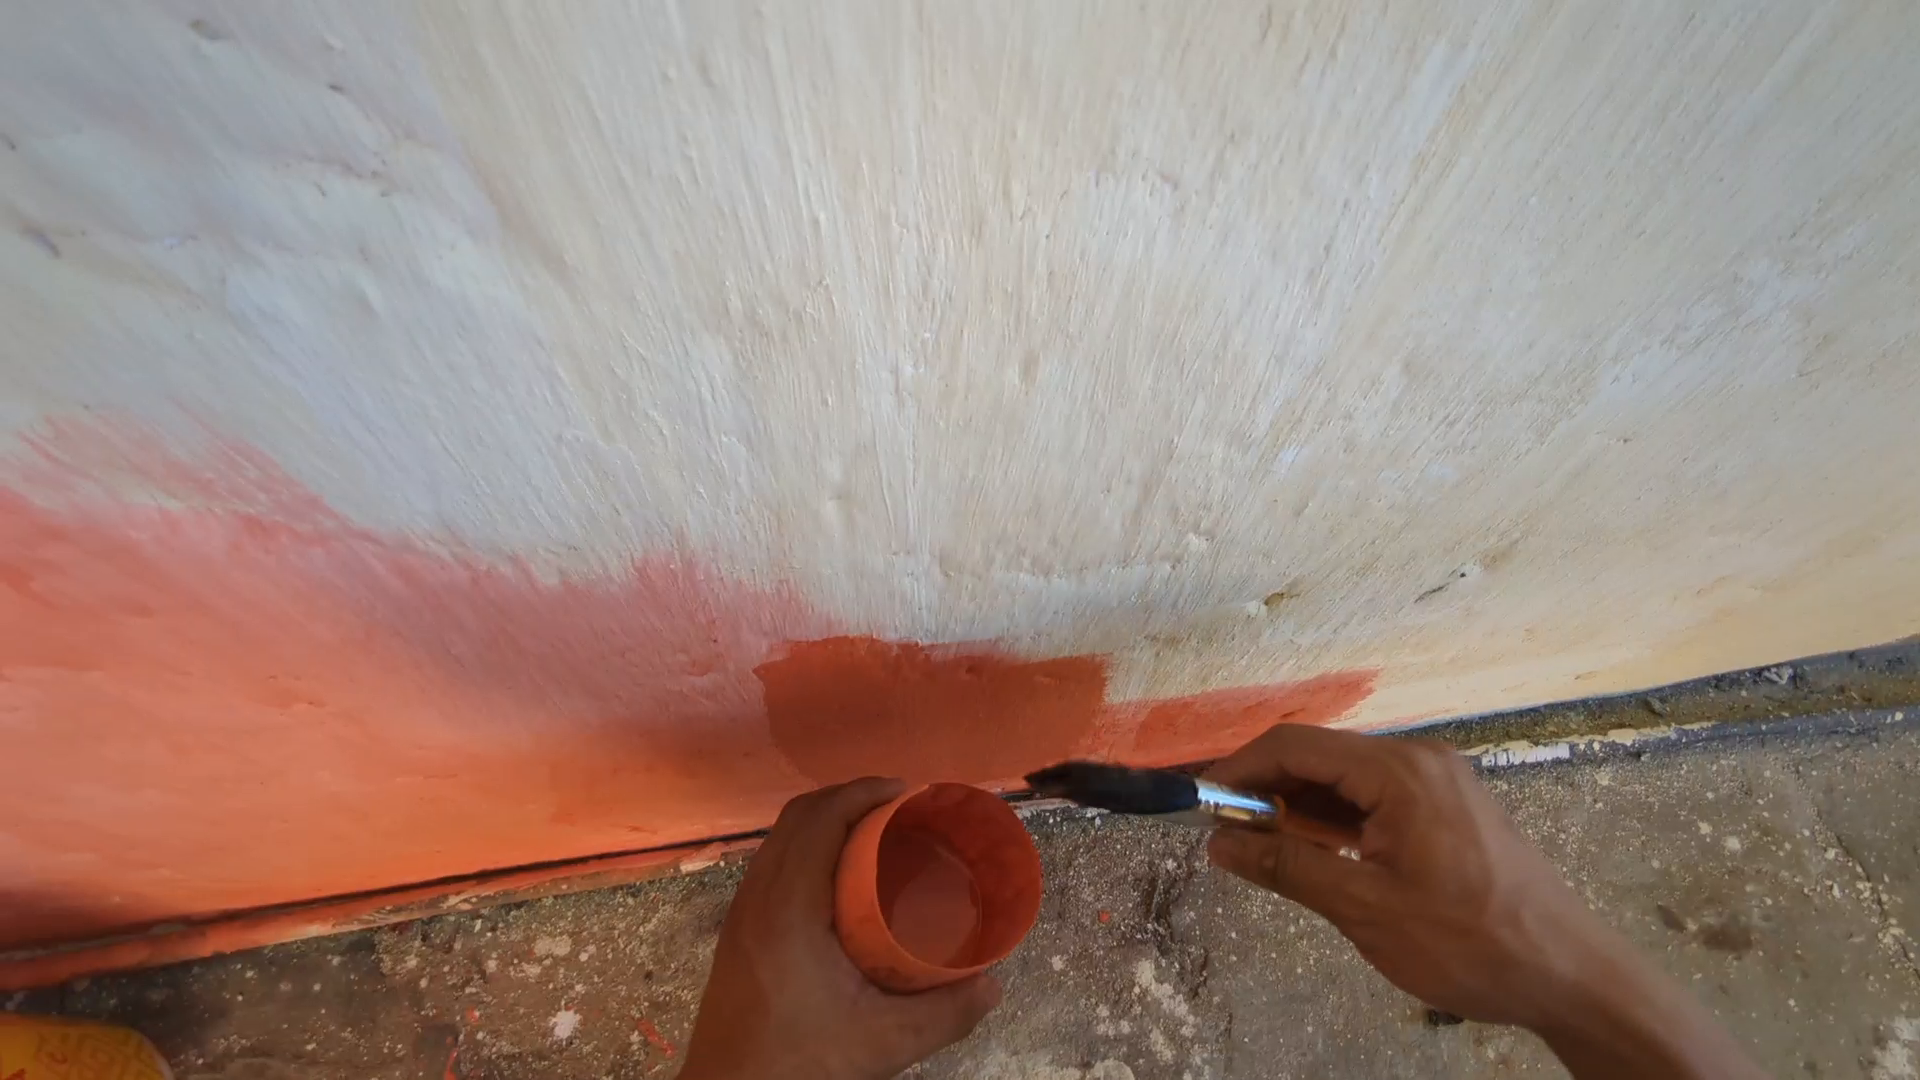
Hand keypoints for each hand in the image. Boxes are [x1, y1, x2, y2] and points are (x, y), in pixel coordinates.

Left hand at [678, 778, 1001, 1079]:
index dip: (863, 792)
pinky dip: (806, 838)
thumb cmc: (800, 1063)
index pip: (821, 818)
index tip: (904, 790)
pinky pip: (773, 854)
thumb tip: (994, 984)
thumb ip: (944, 1015)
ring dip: (825, 814)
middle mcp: (760, 893)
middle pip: (799, 813)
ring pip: (781, 832)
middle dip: (847, 795)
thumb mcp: (882, 1044)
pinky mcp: (738, 924)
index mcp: (790, 906)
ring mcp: (742, 907)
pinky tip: (835, 866)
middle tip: (895, 804)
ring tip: (870, 826)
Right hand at [1203, 724, 1765, 1078]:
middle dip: (1266, 787)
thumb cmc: (1470, 943)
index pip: (1295, 746)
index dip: (1239, 768)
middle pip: (1317, 755)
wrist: (1579, 981)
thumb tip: (1218, 845)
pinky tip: (1315, 846)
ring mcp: (1433, 778)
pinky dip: (1332, 816)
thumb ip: (1285, 867)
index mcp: (1398, 770)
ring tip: (1265, 844)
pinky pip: (1369, 794)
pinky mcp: (1443, 802)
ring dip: (1297, 804)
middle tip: (1228, 830)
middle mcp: (1416, 758)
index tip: (1202, 801)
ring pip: (1340, 775)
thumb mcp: (1365, 908)